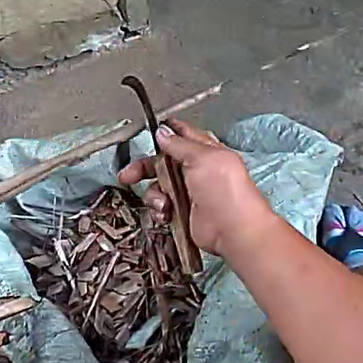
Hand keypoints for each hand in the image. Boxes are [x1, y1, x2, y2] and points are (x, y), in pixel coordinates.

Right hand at [117, 119, 282, 257]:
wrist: (232, 230)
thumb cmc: (227, 192)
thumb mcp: (203, 157)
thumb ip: (180, 144)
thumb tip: (163, 132)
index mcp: (206, 152)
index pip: (182, 136)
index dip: (165, 133)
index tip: (148, 132)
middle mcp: (197, 171)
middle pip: (162, 163)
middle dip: (144, 167)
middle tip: (130, 174)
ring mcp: (189, 193)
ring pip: (158, 186)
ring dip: (154, 194)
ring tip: (164, 202)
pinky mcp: (183, 212)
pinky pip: (161, 206)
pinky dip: (159, 209)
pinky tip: (167, 213)